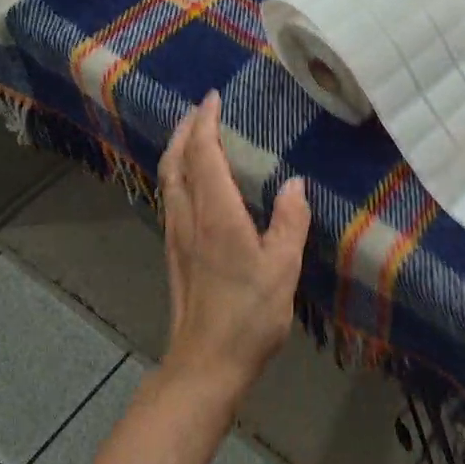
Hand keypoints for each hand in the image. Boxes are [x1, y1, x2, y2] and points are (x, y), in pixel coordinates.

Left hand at [157, 91, 309, 403]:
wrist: (206, 364)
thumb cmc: (249, 314)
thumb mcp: (283, 267)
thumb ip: (289, 221)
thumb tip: (295, 184)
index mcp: (216, 214)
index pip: (203, 154)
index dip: (205, 123)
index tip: (213, 98)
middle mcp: (189, 218)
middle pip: (175, 162)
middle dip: (184, 131)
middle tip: (200, 111)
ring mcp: (177, 237)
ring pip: (169, 181)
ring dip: (178, 152)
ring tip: (195, 137)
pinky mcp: (175, 255)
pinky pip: (173, 199)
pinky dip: (180, 176)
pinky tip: (195, 184)